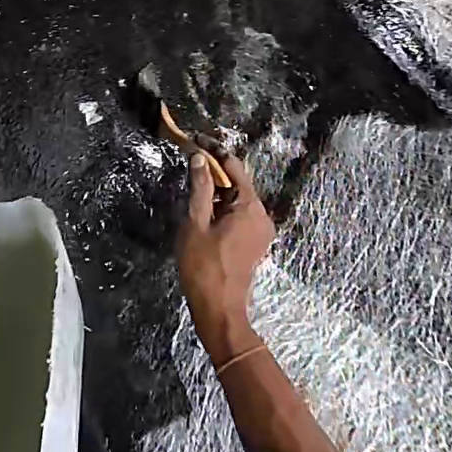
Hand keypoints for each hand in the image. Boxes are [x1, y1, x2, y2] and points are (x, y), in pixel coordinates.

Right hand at [175, 148, 275, 362]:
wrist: (219, 311)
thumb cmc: (204, 267)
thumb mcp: (196, 224)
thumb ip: (200, 189)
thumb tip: (200, 158)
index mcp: (250, 206)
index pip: (233, 167)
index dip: (213, 152)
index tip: (194, 141)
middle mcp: (262, 214)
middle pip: (236, 183)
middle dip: (214, 172)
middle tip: (189, 162)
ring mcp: (261, 230)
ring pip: (237, 199)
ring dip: (217, 192)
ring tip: (192, 186)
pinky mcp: (255, 242)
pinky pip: (240, 214)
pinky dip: (223, 208)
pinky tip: (204, 211)